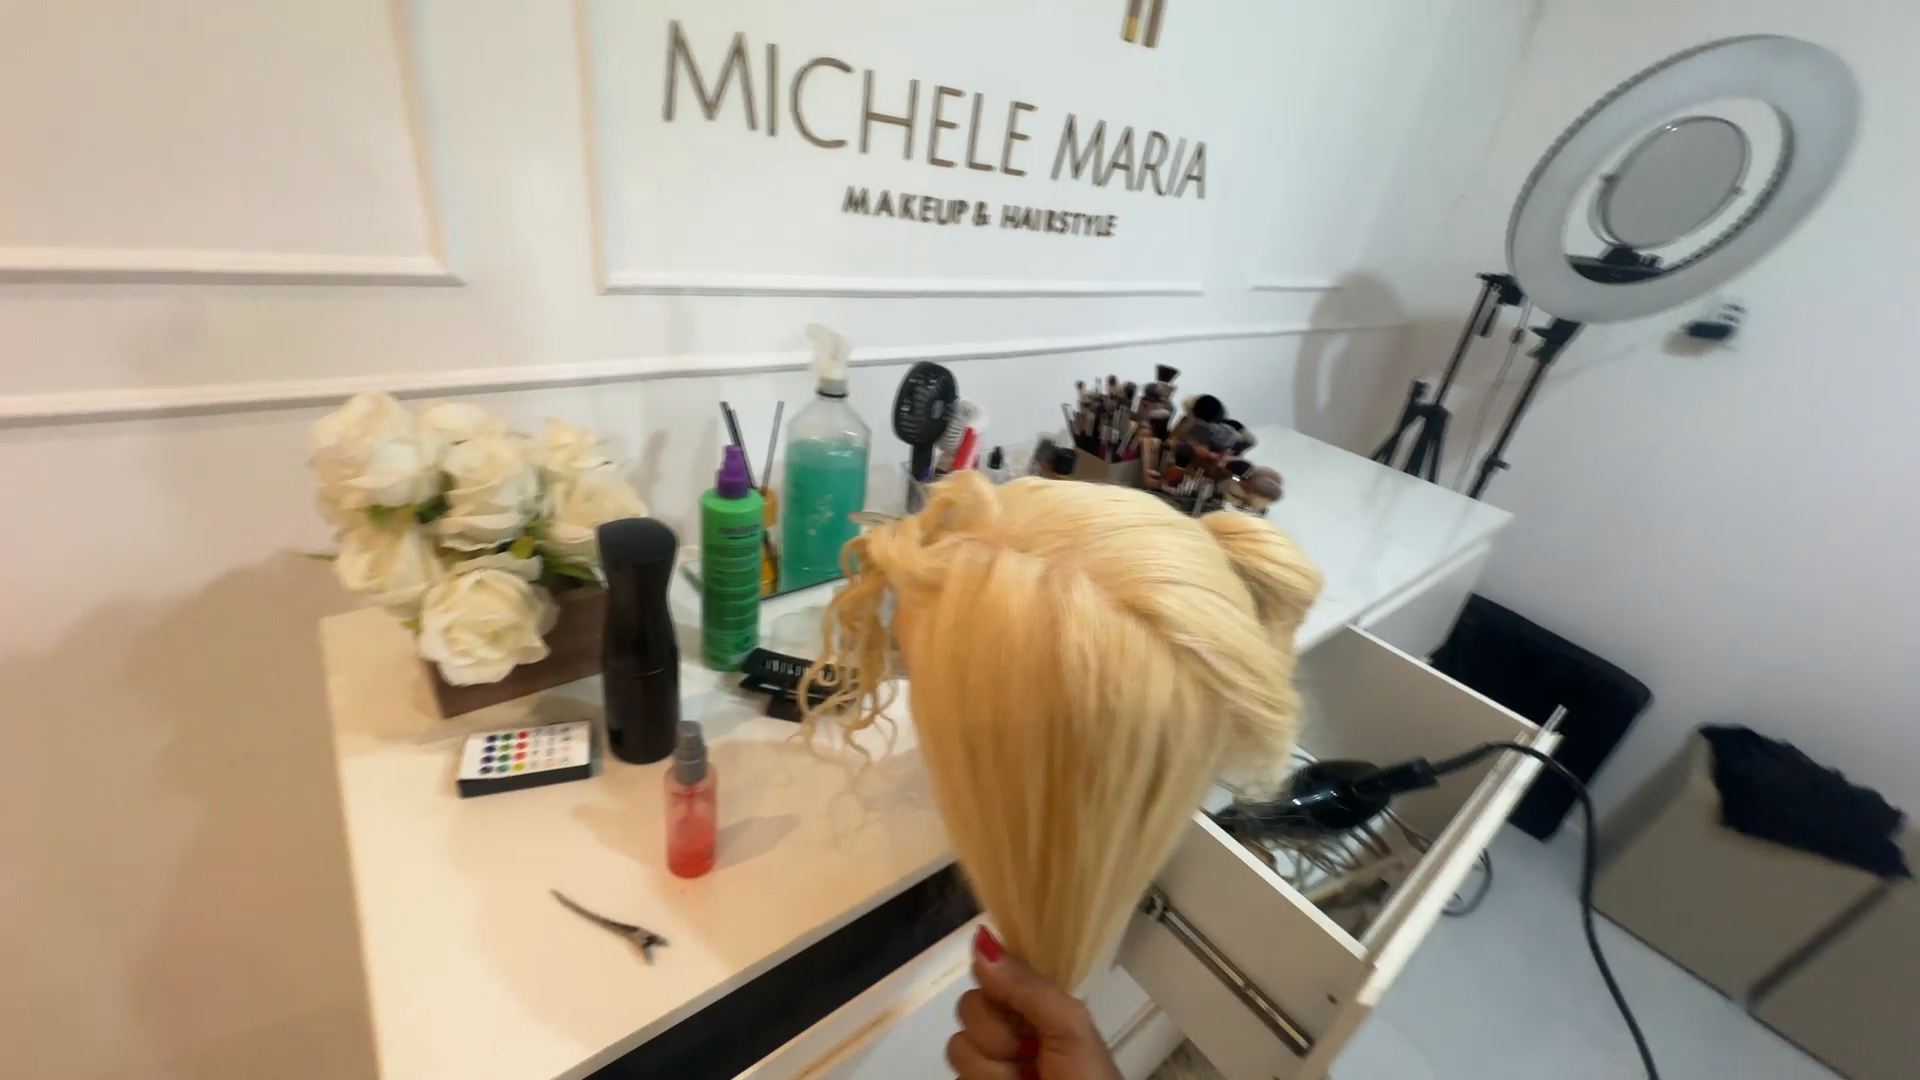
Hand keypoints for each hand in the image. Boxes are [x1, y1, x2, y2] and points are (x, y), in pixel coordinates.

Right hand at [947, 925, 1122, 1079]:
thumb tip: (980, 940)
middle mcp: (1006, 1026)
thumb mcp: (1070, 1024)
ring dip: (993, 1069)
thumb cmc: (1086, 1077)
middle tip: (1030, 1052)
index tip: (1013, 1002)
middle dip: (998, 1034)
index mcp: (1031, 1001)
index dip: (996, 981)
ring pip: (959, 1046)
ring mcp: (989, 1062)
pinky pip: (956, 1077)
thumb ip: (1027, 985)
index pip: (992, 968)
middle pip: (968, 1006)